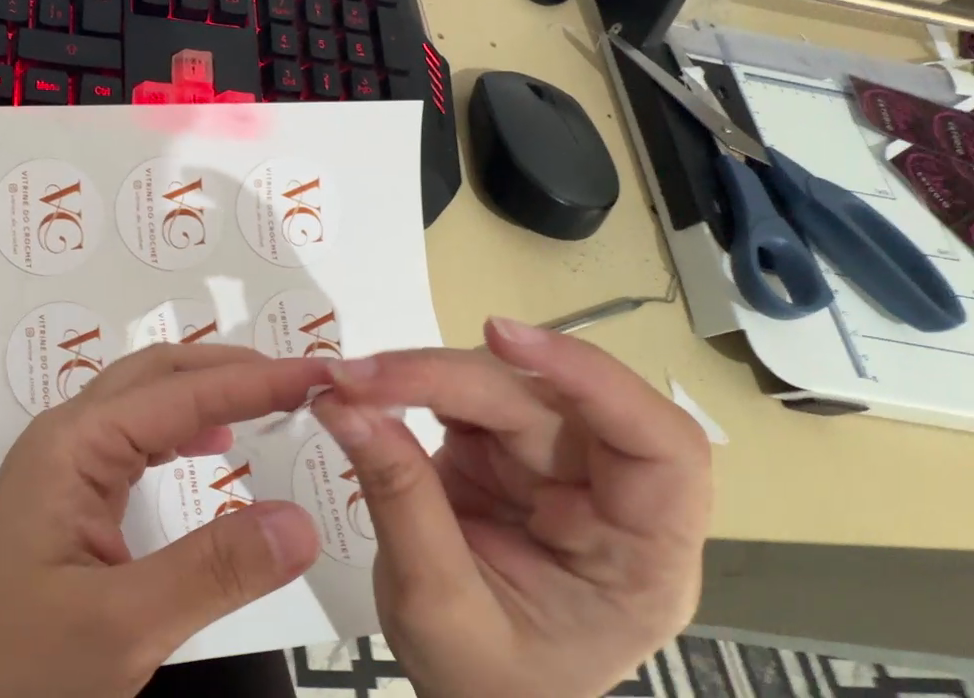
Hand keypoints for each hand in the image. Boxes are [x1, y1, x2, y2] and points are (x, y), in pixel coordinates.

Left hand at [0, 345, 330, 697]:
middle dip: (230, 369)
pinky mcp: (69, 491)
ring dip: (206, 390)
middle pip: (156, 374)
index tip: (322, 374)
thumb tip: (301, 520)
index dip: (255, 380)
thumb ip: (212, 570)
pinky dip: (182, 426)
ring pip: (143, 399)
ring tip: (274, 400)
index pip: (179, 394)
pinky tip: (212, 444)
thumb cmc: (19, 661)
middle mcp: (66, 436)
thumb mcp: (123, 625)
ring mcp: (63, 461)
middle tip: (306, 380)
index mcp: (72, 446)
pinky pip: (133, 437)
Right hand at [314, 318, 711, 697]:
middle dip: (446, 378)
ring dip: (420, 378)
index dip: (589, 377)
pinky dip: (411, 391)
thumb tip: (344, 405)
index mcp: (639, 555)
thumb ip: (398, 498)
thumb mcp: (436, 603)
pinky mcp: (503, 457)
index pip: (656, 446)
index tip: (501, 336)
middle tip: (355, 377)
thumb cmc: (481, 679)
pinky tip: (371, 392)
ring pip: (497, 390)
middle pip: (544, 404)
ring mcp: (552, 471)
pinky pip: (460, 403)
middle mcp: (607, 497)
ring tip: (349, 385)